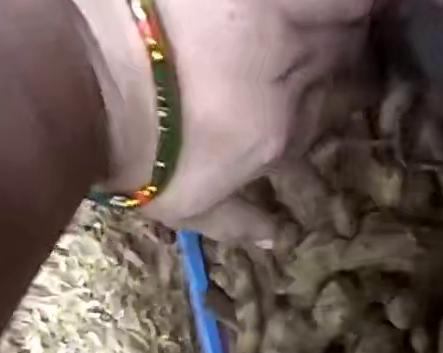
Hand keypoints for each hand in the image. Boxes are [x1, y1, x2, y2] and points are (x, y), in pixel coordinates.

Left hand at [67, 0, 374, 240]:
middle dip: (349, 51)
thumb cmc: (140, 159)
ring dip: (345, 14)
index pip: (328, 113)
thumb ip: (239, 222)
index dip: (338, 101)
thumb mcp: (190, 209)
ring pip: (340, 9)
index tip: (339, 92)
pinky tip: (314, 10)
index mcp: (278, 132)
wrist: (93, 83)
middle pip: (343, 55)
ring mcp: (272, 17)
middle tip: (344, 45)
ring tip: (345, 17)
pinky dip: (319, 1)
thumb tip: (277, 239)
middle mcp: (290, 73)